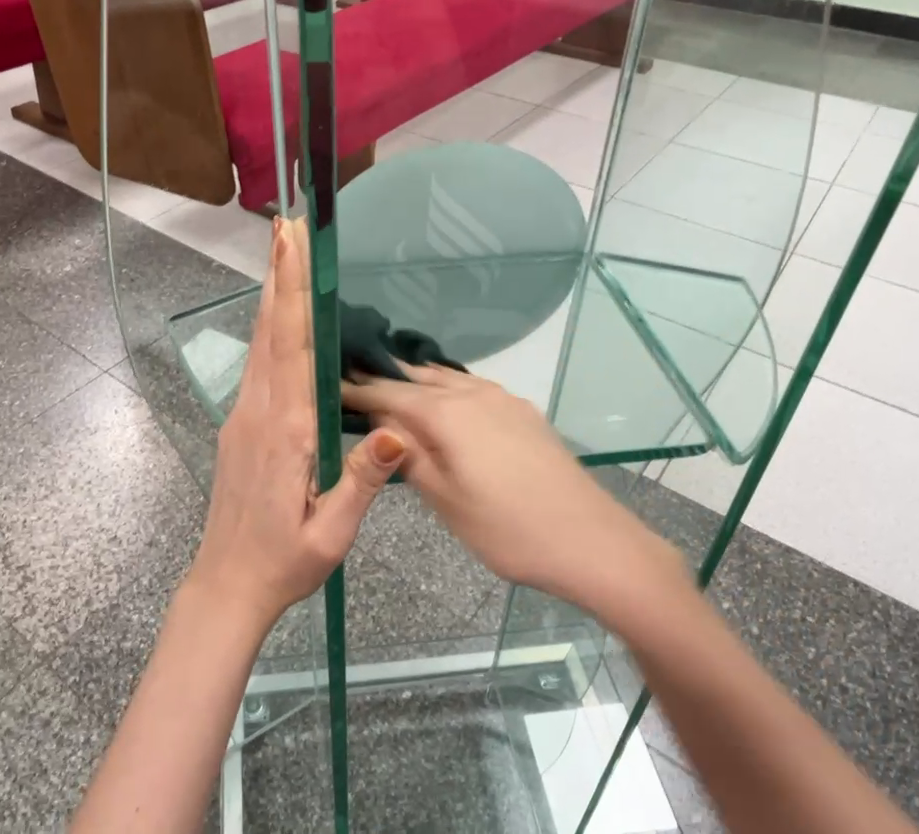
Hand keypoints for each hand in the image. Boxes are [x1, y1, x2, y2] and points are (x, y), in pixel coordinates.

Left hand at [186, 218, 405, 630]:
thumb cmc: (285, 562)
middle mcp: (260, 411)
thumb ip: (361, 481)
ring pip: (259, 343)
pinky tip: (276, 316)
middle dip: (280, 274)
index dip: (293, 291)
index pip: (293, 346)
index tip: (290, 244)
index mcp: (287, 430)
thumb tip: (395, 433)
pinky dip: (267, 328)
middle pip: (271, 329)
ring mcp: (243, 416)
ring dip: (271, 295)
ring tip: (281, 252)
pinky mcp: (239, 426)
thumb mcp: (331, 533)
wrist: (226, 586)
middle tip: (286, 224)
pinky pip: (256, 365)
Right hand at [342, 366, 686, 614]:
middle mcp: (474, 395)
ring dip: (415, 379)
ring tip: (387, 382)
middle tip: (349, 377)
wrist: (591, 541)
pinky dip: (445, 388)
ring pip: (447, 380)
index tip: (327, 386)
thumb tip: (381, 424)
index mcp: (448, 414)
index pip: (390, 393)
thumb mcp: (446, 501)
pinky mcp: (524, 413)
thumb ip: (409, 457)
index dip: (357, 390)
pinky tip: (442, 400)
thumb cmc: (509, 530)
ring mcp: (504, 400)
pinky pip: (472, 388)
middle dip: (384, 378)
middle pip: (418, 378)